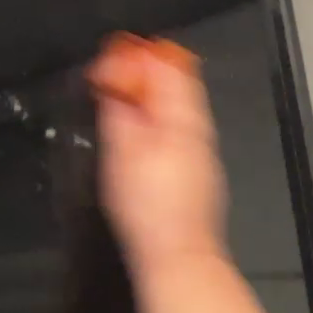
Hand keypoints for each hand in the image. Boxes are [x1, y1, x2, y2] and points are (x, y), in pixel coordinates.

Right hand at [89, 34, 227, 272]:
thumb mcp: (121, 152)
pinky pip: (179, 129)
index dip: (136, 55)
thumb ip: (117, 112)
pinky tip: (138, 133)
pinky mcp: (197, 171)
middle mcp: (198, 130)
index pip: (167, 67)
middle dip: (144, 71)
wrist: (178, 256)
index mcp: (182, 118)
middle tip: (113, 71)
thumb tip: (110, 85)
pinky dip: (157, 118)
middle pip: (177, 84)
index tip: (111, 57)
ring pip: (179, 107)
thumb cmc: (149, 207)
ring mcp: (202, 151)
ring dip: (150, 95)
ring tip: (119, 97)